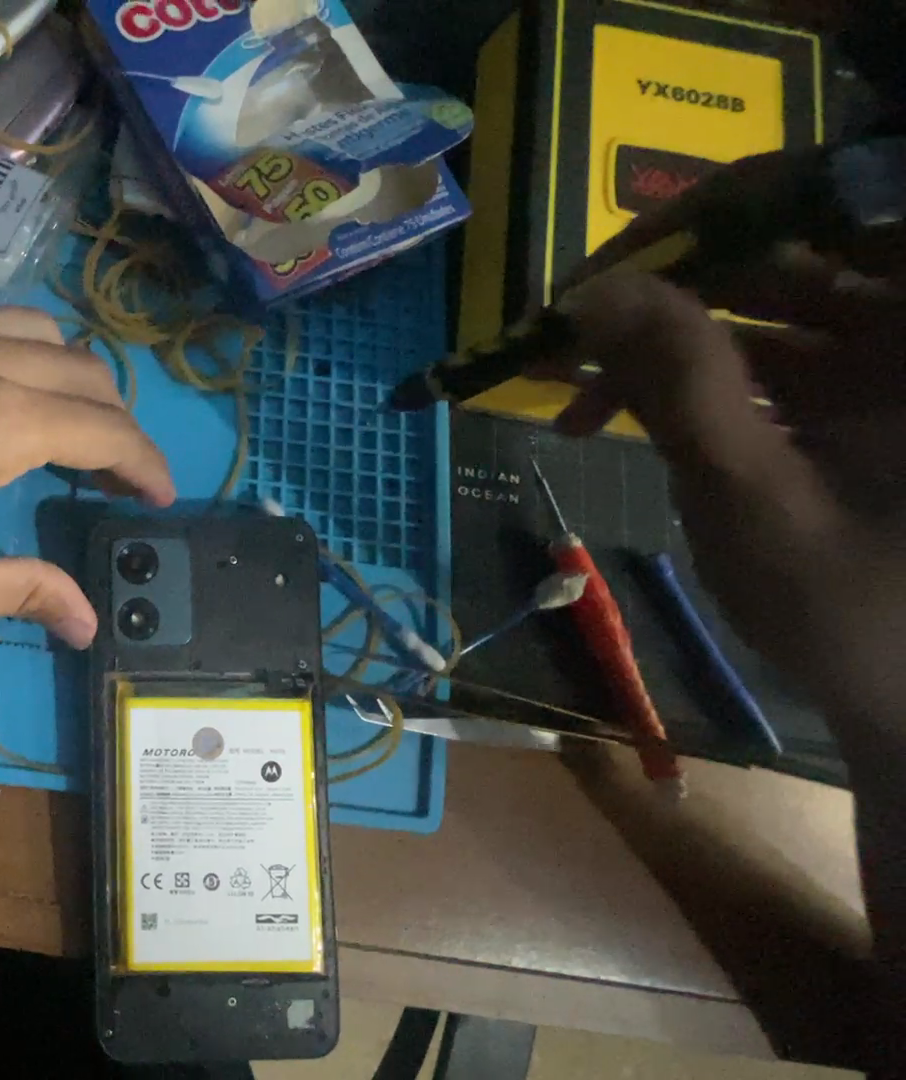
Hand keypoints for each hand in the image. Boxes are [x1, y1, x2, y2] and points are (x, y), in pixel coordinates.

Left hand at [0, 302, 173, 651]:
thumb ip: (24, 591)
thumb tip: (88, 624)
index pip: (105, 430)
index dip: (144, 464)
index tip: (161, 496)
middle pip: (81, 371)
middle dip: (115, 422)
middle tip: (117, 474)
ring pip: (32, 332)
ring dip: (67, 378)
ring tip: (67, 430)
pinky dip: (13, 352)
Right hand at [541, 219, 905, 745]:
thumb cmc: (858, 610)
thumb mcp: (748, 493)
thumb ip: (677, 384)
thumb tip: (592, 290)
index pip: (842, 199)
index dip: (721, 211)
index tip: (611, 266)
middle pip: (788, 246)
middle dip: (658, 284)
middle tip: (556, 330)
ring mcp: (896, 354)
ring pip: (758, 300)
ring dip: (649, 337)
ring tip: (558, 386)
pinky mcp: (859, 389)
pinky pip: (755, 350)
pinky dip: (673, 376)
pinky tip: (600, 415)